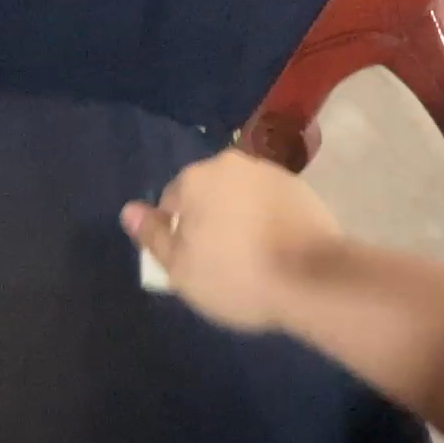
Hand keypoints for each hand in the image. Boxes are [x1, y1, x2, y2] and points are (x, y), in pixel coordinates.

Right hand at [120, 149, 341, 331]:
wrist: (314, 278)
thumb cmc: (236, 276)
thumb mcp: (181, 269)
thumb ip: (153, 236)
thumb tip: (128, 210)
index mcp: (194, 178)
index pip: (172, 202)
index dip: (179, 235)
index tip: (196, 264)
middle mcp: (228, 163)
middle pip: (207, 193)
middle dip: (210, 220)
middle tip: (222, 262)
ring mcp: (267, 172)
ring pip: (240, 195)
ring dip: (240, 217)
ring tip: (254, 258)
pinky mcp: (299, 186)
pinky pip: (270, 201)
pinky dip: (268, 219)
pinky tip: (278, 250)